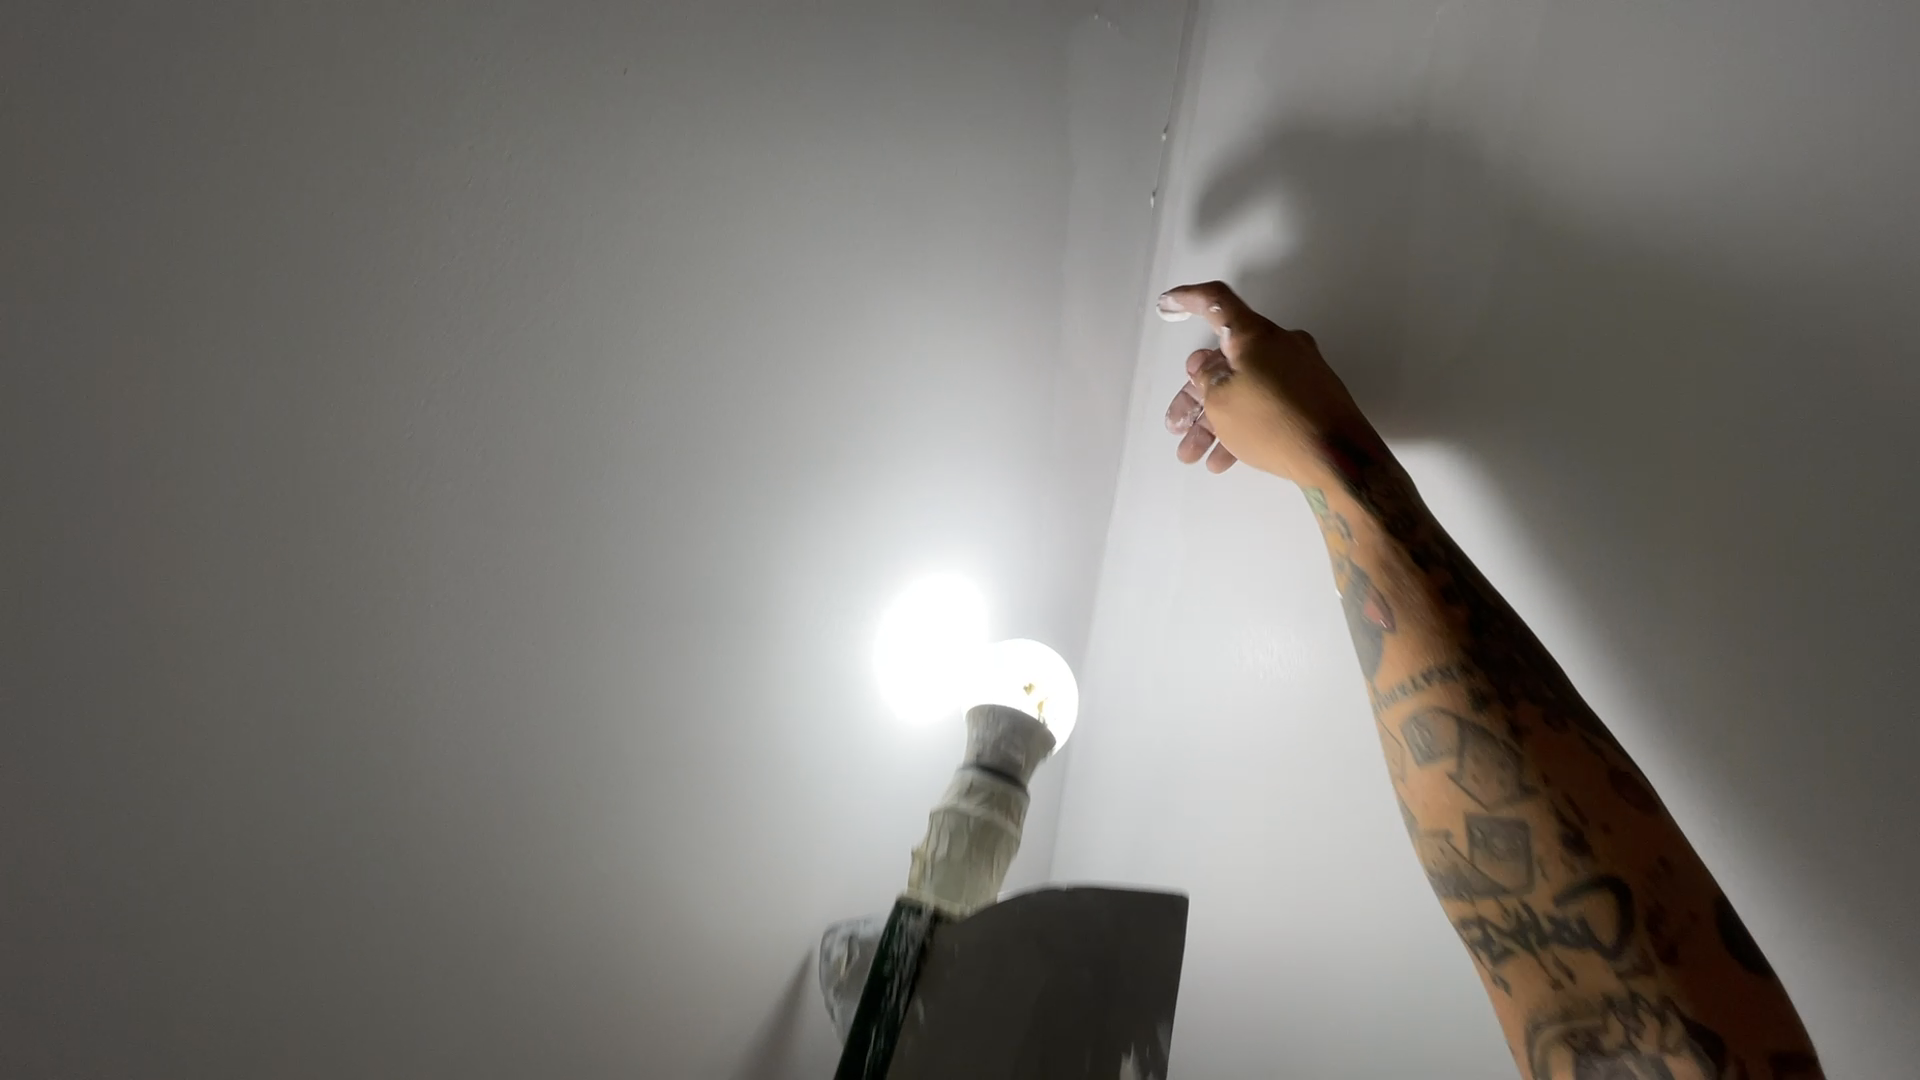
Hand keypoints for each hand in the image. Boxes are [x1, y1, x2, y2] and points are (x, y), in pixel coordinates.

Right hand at [1159, 281, 1375, 482]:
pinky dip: (1239, 427)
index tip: (1167, 305)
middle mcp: (1278, 347)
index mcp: (1255, 336)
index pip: (1216, 303)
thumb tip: (1205, 365)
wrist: (1338, 458)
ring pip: (1240, 390)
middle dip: (1194, 398)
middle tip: (1176, 424)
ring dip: (1212, 423)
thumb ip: (1205, 377)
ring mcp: (1296, 373)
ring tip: (1192, 454)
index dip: (1187, 300)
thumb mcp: (1221, 401)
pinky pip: (1262, 406)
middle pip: (1224, 363)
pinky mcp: (1308, 399)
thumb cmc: (1273, 422)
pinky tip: (1222, 459)